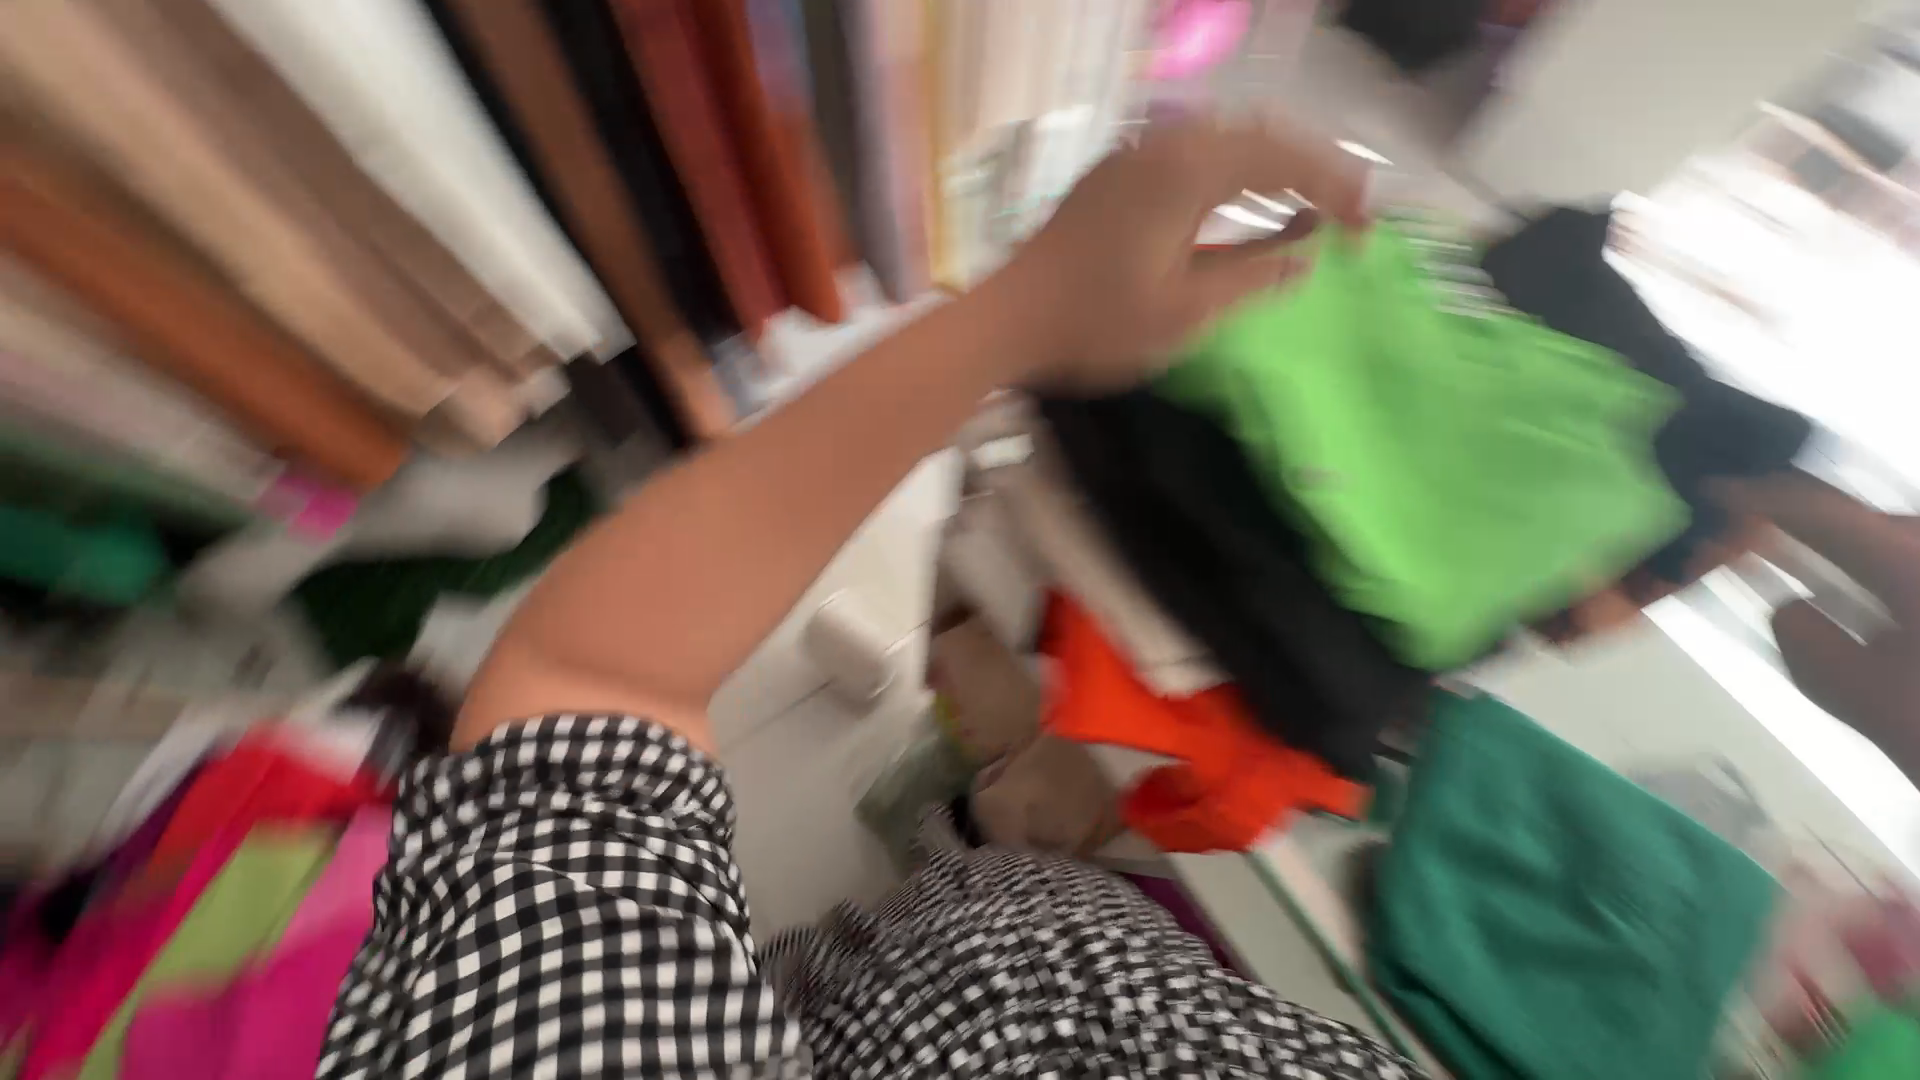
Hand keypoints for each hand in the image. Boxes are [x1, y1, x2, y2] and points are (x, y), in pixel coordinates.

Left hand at [990, 111, 1371, 390]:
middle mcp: (1161, 145)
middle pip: (1257, 136)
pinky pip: (1185, 157)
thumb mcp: (1183, 313)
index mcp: (1186, 171)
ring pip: (1220, 142)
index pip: (1283, 159)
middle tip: (1345, 212)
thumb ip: (1251, 278)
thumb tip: (1305, 257)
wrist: (1007, 322)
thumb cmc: (1093, 325)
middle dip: (1310, 169)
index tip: (1367, 227)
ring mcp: (1131, 156)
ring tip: (1303, 206)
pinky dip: (1225, 176)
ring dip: (1268, 168)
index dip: (1335, 188)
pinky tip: (1235, 206)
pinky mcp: (1112, 177)